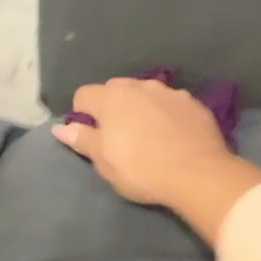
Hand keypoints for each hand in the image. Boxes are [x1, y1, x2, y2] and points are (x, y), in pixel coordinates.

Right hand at [54, 79, 237, 207]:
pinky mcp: (194, 103)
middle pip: (115, 88)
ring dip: (140, 106)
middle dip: (111, 106)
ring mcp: (170, 92)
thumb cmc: (143, 170)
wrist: (199, 174)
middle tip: (117, 135)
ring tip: (146, 132)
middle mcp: (140, 87)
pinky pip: (171, 102)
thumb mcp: (105, 162)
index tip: (90, 135)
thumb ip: (82, 140)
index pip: (84, 94)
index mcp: (112, 98)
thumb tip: (60, 127)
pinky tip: (173, 133)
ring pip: (146, 92)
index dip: (82, 114)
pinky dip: (166, 112)